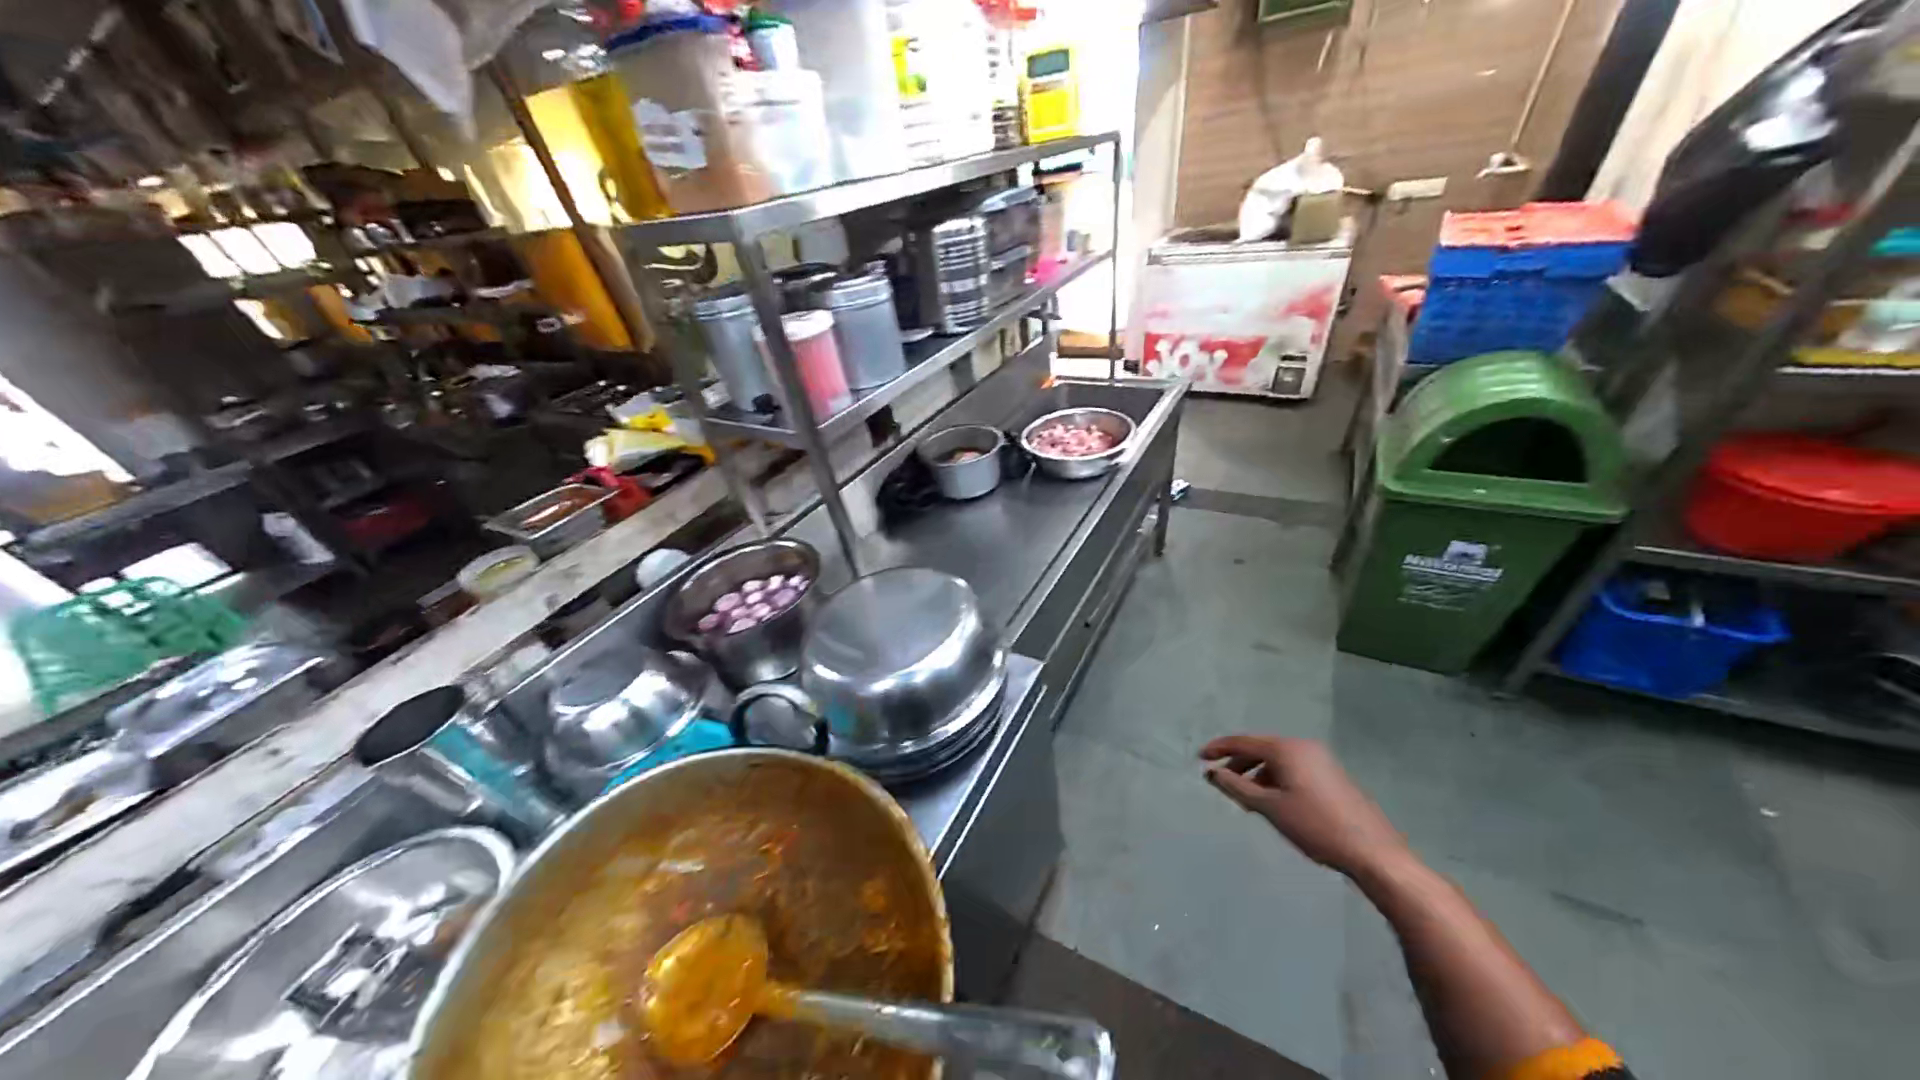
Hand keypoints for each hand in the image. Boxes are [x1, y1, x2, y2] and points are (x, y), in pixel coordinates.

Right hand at [1200, 736, 1409, 879]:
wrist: (1372, 852)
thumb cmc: (1314, 826)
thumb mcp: (1269, 807)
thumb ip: (1237, 787)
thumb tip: (1213, 772)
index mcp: (1287, 749)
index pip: (1243, 742)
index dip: (1219, 749)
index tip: (1200, 758)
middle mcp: (1303, 747)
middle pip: (1261, 748)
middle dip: (1238, 763)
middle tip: (1221, 780)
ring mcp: (1321, 760)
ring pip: (1278, 760)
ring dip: (1257, 774)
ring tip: (1247, 798)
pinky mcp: (1332, 776)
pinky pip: (1293, 768)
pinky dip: (1276, 779)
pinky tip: (1273, 801)